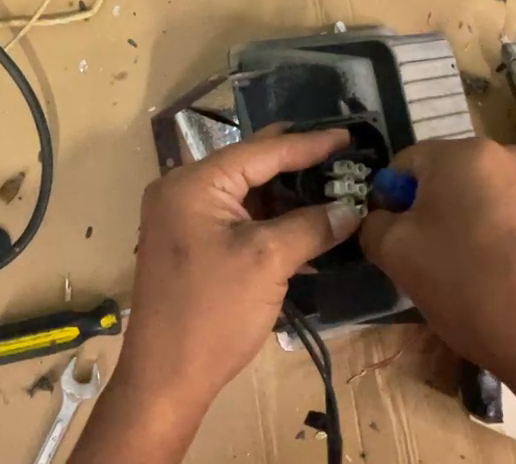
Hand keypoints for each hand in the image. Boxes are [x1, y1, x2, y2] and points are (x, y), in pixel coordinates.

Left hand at [116, 126, 360, 411]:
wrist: (164, 380)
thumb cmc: (213, 312)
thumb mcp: (268, 262)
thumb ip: (311, 226)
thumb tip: (351, 209)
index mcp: (194, 182)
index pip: (261, 151)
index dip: (308, 144)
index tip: (347, 135)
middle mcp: (183, 189)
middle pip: (250, 166)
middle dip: (297, 164)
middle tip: (341, 154)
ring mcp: (183, 217)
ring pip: (245, 194)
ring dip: (286, 196)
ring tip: (332, 189)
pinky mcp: (190, 243)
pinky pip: (236, 219)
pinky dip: (269, 221)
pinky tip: (306, 225)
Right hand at [359, 138, 515, 389]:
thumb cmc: (467, 288)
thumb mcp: (395, 254)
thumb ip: (373, 223)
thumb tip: (381, 217)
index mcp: (460, 153)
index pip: (406, 163)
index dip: (393, 199)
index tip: (399, 238)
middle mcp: (503, 152)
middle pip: (448, 172)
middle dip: (434, 205)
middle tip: (433, 253)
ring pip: (483, 188)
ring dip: (469, 213)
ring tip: (473, 262)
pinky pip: (515, 206)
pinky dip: (502, 226)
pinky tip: (505, 265)